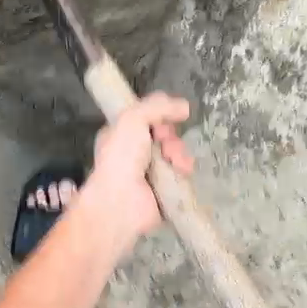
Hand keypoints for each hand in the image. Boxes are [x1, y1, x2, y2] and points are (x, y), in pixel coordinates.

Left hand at [77, 93, 193, 249]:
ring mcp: (150, 173)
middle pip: (165, 135)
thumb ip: (158, 106)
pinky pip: (181, 174)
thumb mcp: (132, 119)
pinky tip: (181, 172)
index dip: (160, 116)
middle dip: (170, 137)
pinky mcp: (164, 190)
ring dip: (179, 153)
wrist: (121, 201)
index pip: (147, 118)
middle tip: (165, 142)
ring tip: (174, 161)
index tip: (164, 119)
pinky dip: (184, 170)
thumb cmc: (121, 157)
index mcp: (121, 134)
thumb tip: (185, 106)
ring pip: (175, 153)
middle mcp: (134, 152)